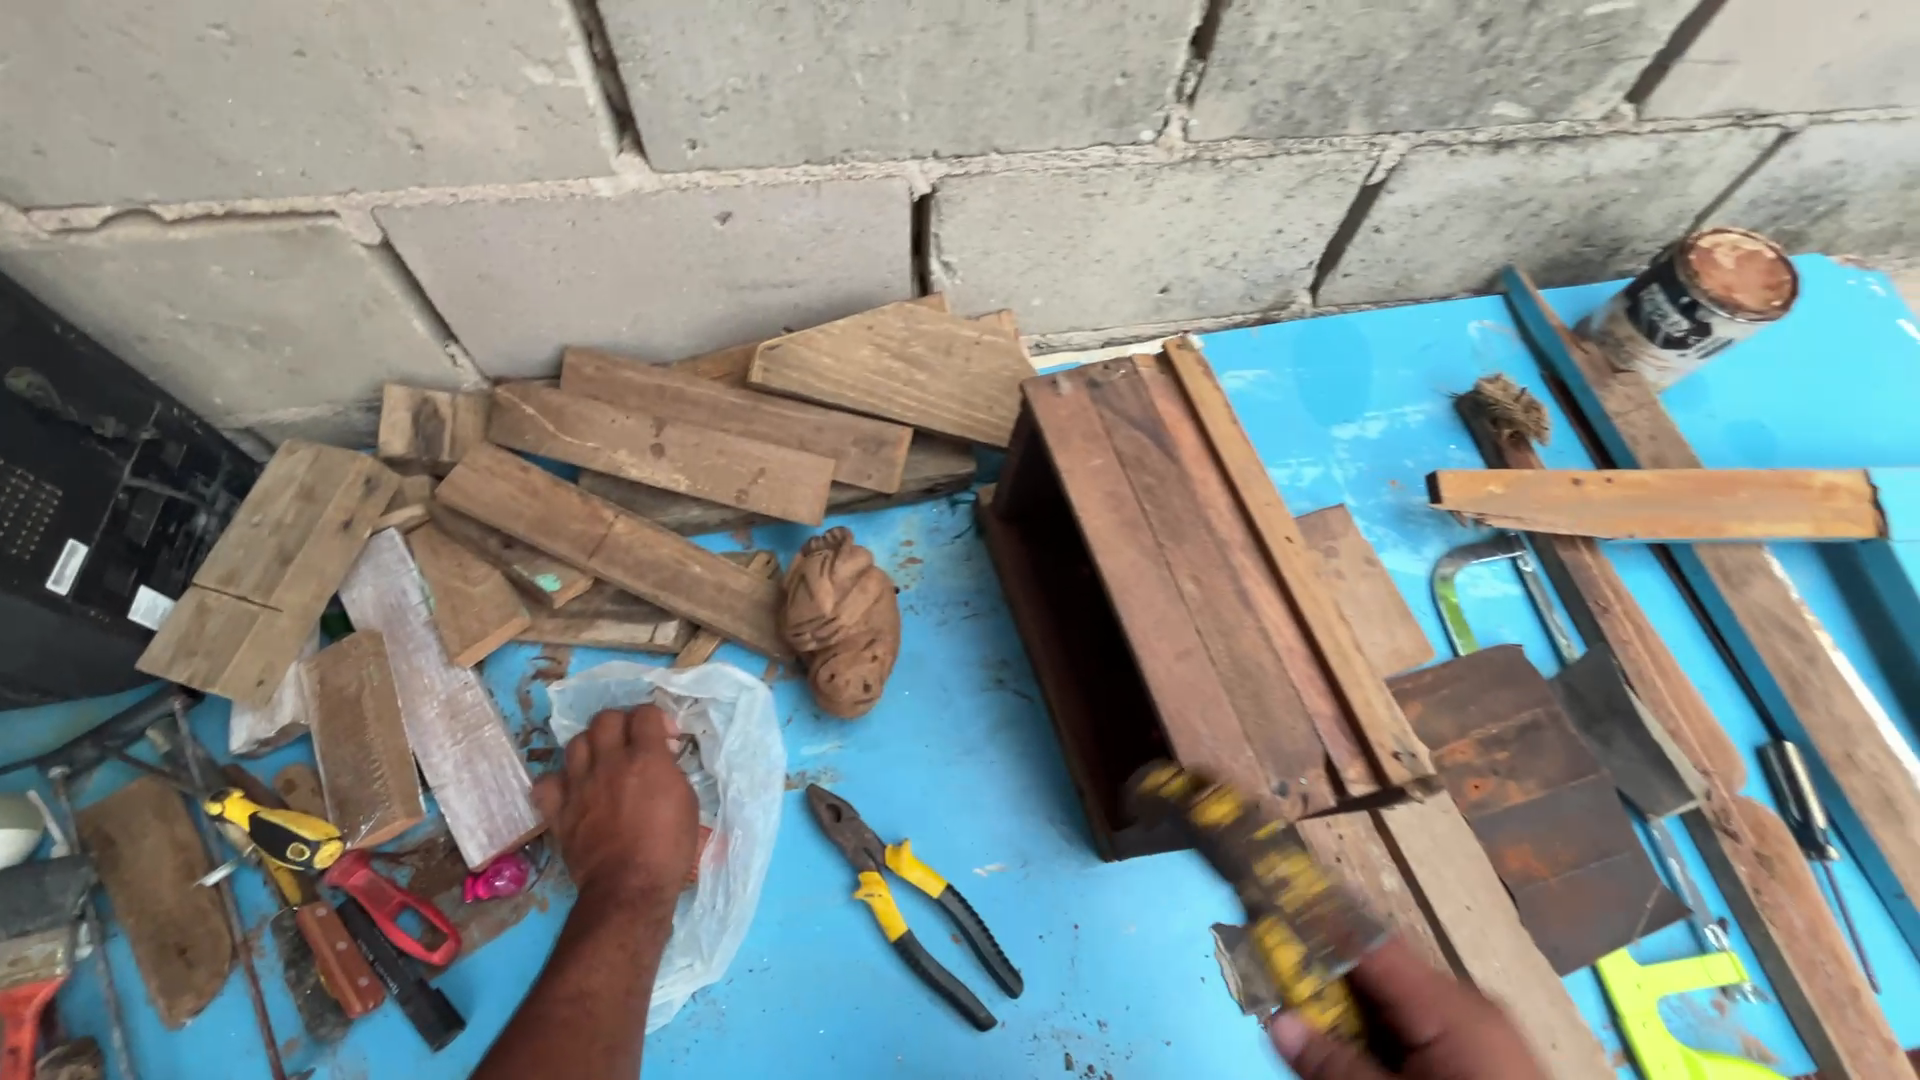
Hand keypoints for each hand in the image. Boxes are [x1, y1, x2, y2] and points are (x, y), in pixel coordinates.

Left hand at [532, 705, 698, 909]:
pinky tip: (572, 788)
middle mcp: (610, 763)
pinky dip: (558, 781)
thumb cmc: (670, 846)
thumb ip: (670, 771)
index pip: (645, 713)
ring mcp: (579, 785)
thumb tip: (661, 760)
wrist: (630, 887)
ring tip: (602, 762)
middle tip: (632, 743)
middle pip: (605, 719)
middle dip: (621, 724)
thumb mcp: (686, 800)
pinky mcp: (559, 811)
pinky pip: (546, 782)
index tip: (666, 738)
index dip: (656, 719)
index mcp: (647, 758)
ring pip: (575, 742)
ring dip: (591, 746)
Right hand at [1267, 938, 1546, 1079]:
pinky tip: (1363, 1049)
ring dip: (1355, 1008)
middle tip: (1281, 982)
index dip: (1315, 920)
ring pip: (1399, 999)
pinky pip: (1423, 1023)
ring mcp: (1485, 1026)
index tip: (1268, 905)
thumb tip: (1277, 1021)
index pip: (1367, 940)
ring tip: (1315, 1021)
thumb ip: (1336, 1065)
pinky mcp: (1489, 1052)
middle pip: (1379, 970)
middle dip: (1328, 976)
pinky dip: (1385, 1028)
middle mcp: (1470, 1001)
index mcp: (1452, 1003)